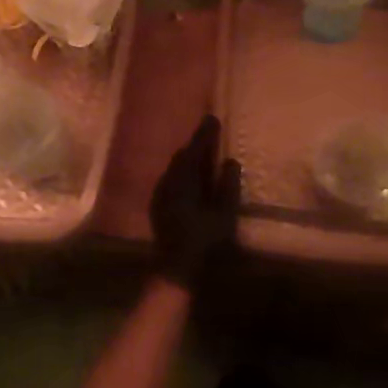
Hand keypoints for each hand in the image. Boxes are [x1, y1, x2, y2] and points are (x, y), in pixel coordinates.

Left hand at [151, 115, 240, 288]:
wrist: (177, 268)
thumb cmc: (205, 242)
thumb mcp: (224, 214)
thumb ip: (228, 185)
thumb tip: (230, 161)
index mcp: (182, 181)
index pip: (193, 150)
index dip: (204, 135)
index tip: (213, 119)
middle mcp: (166, 183)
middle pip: (180, 157)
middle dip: (195, 145)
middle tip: (210, 133)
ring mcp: (159, 195)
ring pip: (173, 169)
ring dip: (188, 159)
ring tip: (203, 153)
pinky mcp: (158, 206)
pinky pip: (170, 180)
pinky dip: (182, 173)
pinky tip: (192, 178)